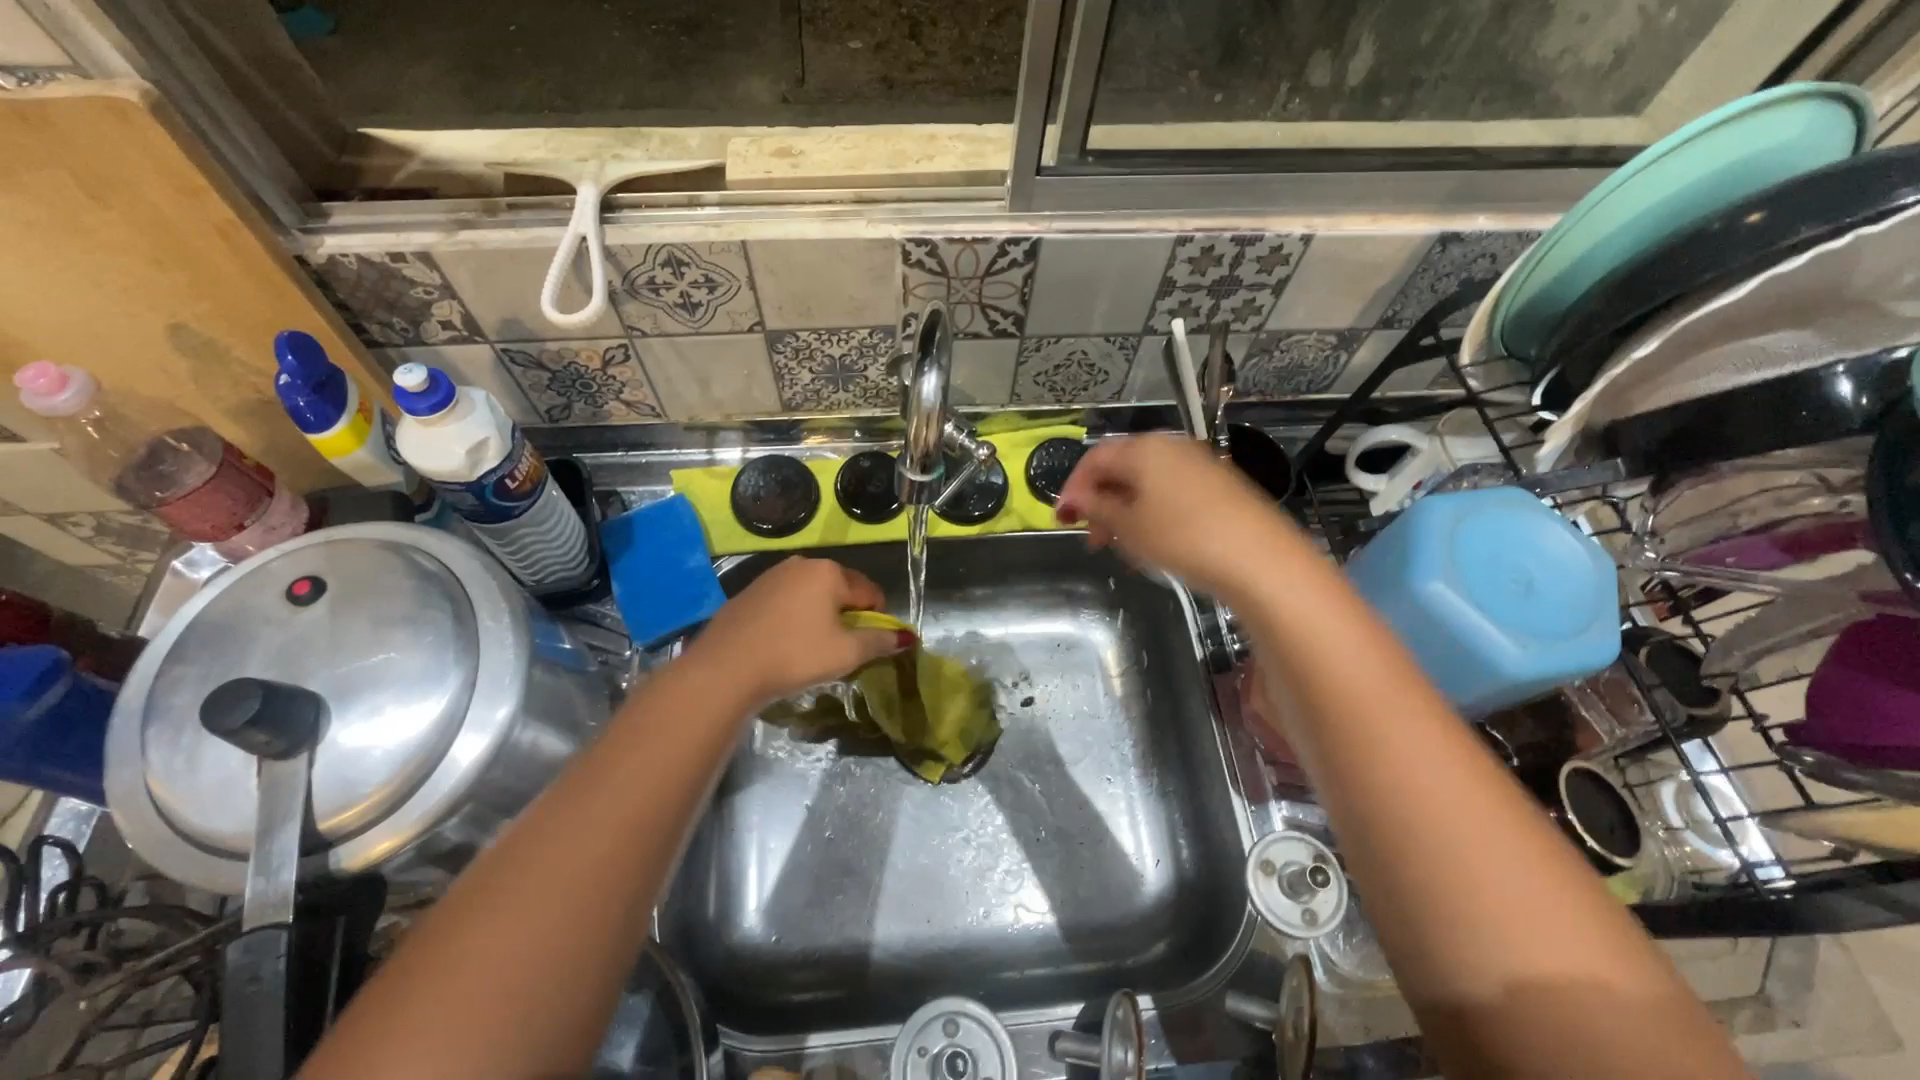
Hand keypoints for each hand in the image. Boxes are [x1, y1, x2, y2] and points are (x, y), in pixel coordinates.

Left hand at [681, 556, 911, 706]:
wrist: (726, 668)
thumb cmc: (794, 656)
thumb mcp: (845, 654)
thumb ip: (879, 642)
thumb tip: (906, 638)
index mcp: (829, 572)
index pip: (870, 593)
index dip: (877, 620)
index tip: (869, 646)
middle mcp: (801, 564)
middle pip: (840, 590)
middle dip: (847, 616)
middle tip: (842, 649)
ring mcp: (771, 576)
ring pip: (811, 596)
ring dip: (819, 617)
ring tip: (812, 649)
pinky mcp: (749, 593)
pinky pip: (785, 603)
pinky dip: (793, 619)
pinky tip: (784, 645)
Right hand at [1055, 435, 1301, 599]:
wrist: (1258, 557)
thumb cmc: (1183, 538)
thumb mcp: (1129, 527)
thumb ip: (1096, 509)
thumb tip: (1073, 498)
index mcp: (1144, 448)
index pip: (1094, 458)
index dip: (1073, 488)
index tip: (1062, 520)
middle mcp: (1171, 447)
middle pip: (1122, 468)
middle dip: (1101, 502)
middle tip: (1093, 540)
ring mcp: (1199, 464)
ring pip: (1147, 483)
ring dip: (1126, 511)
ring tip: (1123, 548)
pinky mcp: (1219, 486)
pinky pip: (1171, 493)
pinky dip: (1153, 513)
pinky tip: (1156, 545)